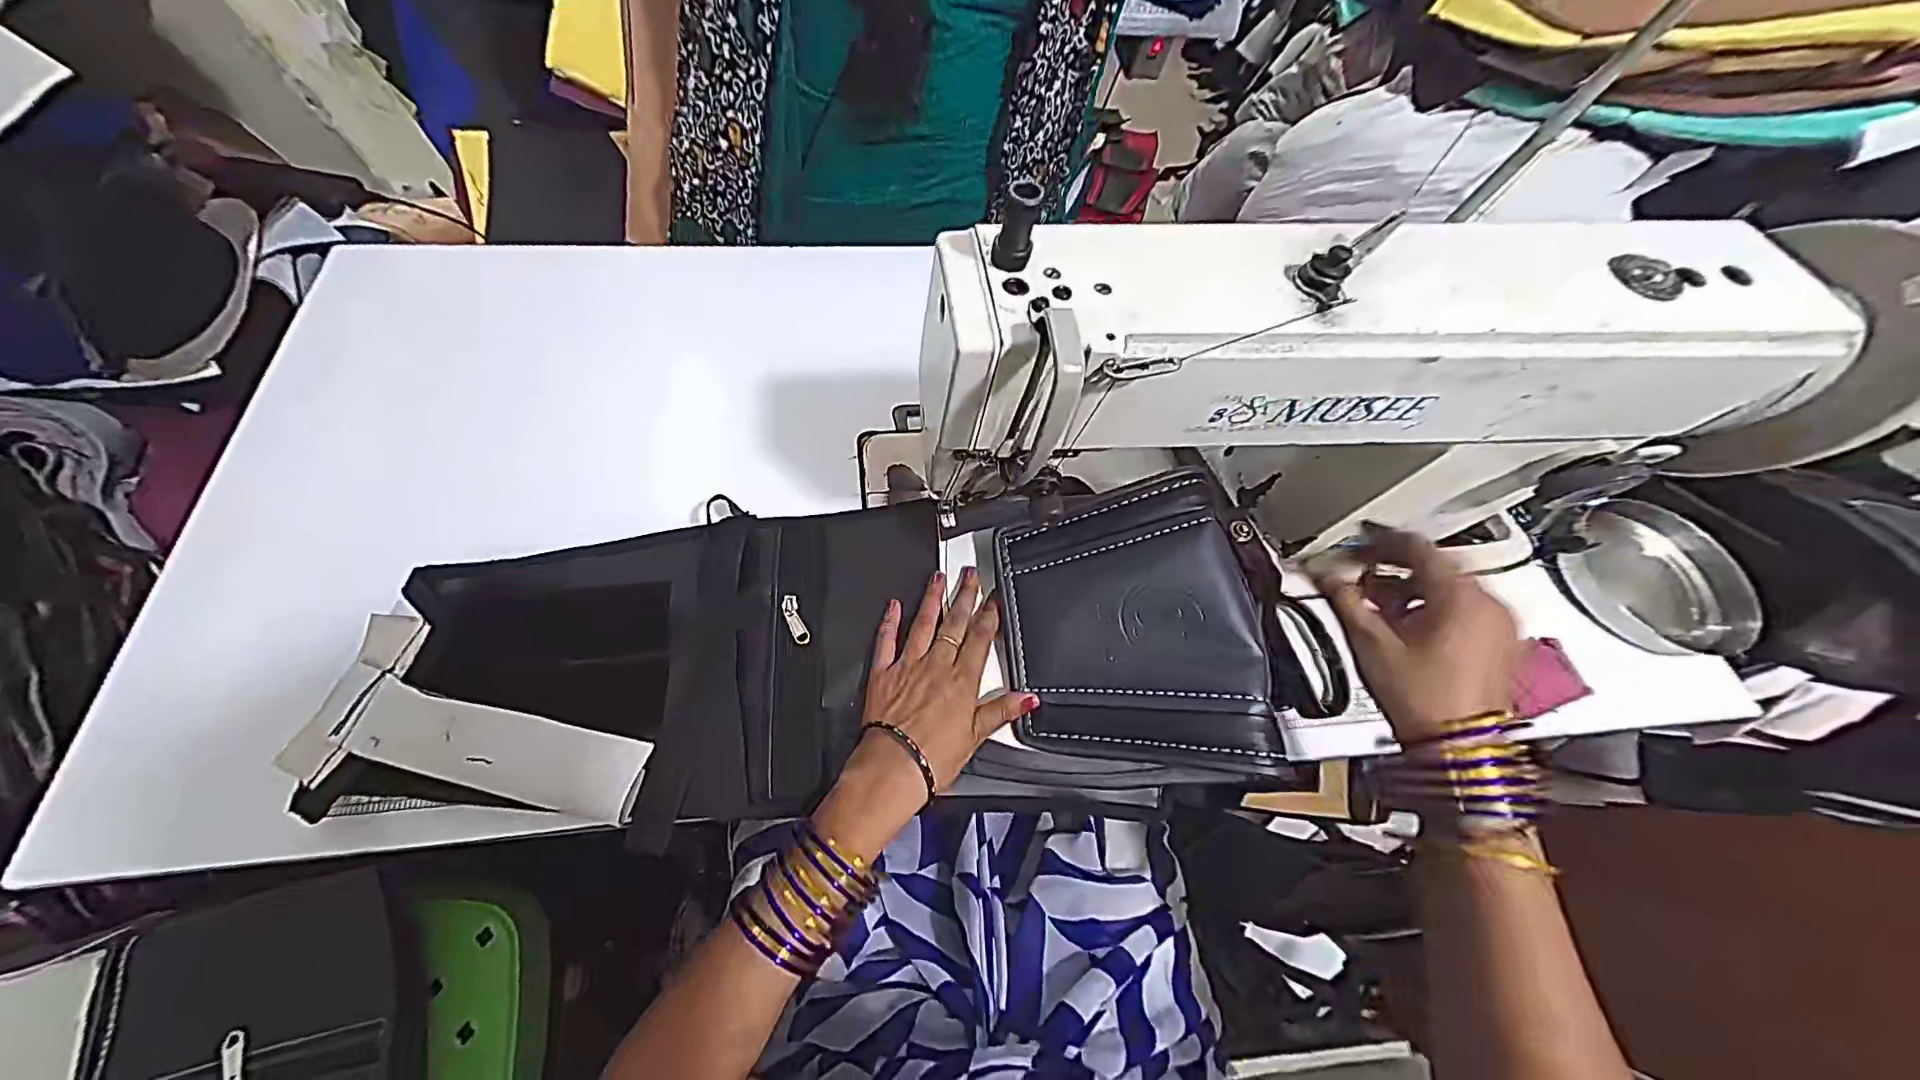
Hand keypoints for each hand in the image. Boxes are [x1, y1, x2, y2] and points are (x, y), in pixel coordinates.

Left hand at [812, 567, 1036, 859]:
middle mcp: (936, 667)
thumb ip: (1002, 711)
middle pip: (955, 623)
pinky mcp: (883, 673)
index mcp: (962, 681)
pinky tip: (894, 606)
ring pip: (924, 623)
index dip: (989, 614)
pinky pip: (886, 640)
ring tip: (938, 578)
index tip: (994, 596)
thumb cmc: (932, 758)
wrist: (893, 767)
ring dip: (932, 598)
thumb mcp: (976, 737)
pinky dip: (890, 621)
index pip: (981, 638)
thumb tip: (1028, 699)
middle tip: (970, 574)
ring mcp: (909, 666)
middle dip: (965, 596)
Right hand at [1309, 525, 1519, 744]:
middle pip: (1435, 566)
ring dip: (1412, 589)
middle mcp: (1490, 604)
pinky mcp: (1501, 642)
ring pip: (1450, 587)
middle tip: (1361, 576)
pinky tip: (1406, 624)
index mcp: (1462, 596)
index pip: (1417, 547)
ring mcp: (1500, 624)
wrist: (1458, 744)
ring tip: (1379, 605)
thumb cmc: (1422, 699)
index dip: (1379, 543)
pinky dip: (1434, 606)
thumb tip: (1325, 575)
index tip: (1358, 547)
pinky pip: (1465, 608)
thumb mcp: (1370, 641)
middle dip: (1393, 569)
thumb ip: (1345, 599)